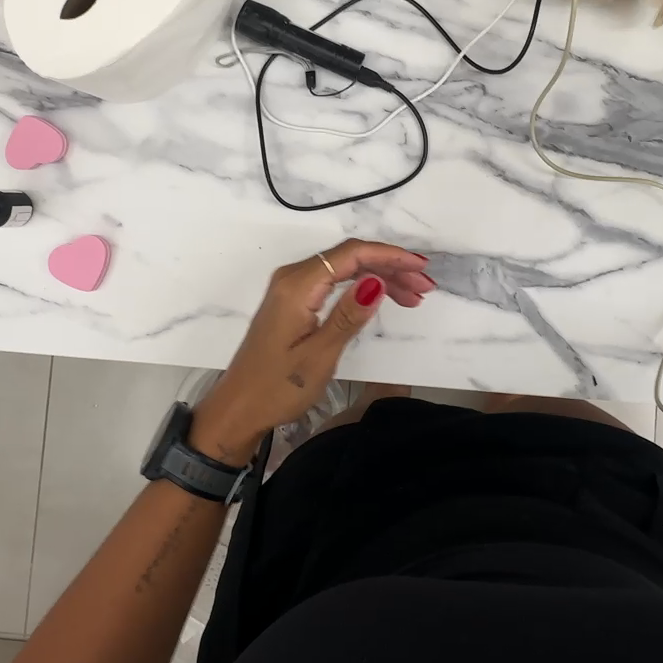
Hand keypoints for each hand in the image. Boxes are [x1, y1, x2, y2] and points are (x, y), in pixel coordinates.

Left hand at [192, 240, 433, 462]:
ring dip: (379, 277)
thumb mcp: (319, 356)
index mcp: (297, 286)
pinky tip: (382, 299)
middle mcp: (292, 278)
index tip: (421, 268)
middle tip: (424, 289)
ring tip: (413, 297)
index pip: (350, 255)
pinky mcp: (293, 301)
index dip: (389, 256)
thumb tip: (377, 281)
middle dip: (390, 267)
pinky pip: (333, 282)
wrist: (238, 408)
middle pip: (349, 258)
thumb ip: (348, 316)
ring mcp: (291, 288)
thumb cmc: (277, 388)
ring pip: (343, 269)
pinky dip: (360, 287)